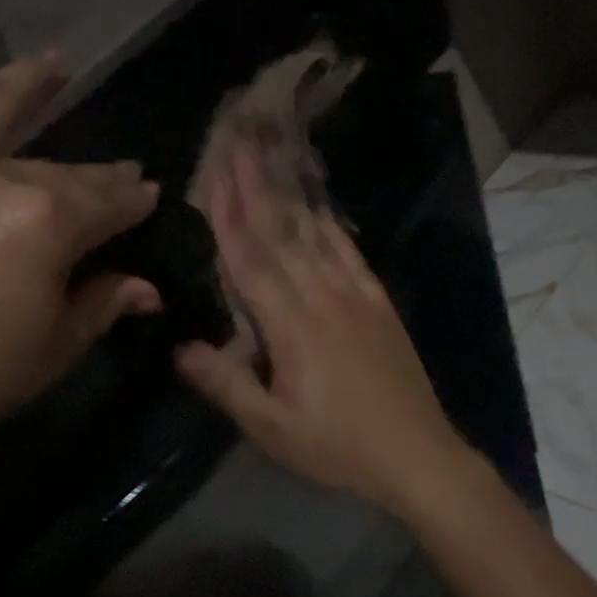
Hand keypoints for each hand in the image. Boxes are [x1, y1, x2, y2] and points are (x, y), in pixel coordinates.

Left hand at [0, 53, 160, 498]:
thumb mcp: (56, 346)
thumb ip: (104, 302)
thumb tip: (148, 288)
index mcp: (46, 222)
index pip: (106, 202)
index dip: (133, 201)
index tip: (148, 195)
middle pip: (58, 167)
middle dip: (97, 172)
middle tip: (116, 171)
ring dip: (26, 80)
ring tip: (53, 63)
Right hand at [175, 146, 468, 514]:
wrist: (418, 457)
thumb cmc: (337, 448)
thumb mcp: (272, 428)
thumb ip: (226, 384)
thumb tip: (179, 348)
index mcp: (293, 326)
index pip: (251, 260)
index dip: (229, 215)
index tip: (213, 171)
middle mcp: (324, 297)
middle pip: (282, 233)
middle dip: (256, 185)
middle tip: (237, 139)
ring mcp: (357, 297)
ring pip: (315, 233)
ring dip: (289, 193)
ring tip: (271, 156)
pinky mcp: (379, 305)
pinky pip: (349, 253)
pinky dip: (329, 224)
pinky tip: (317, 207)